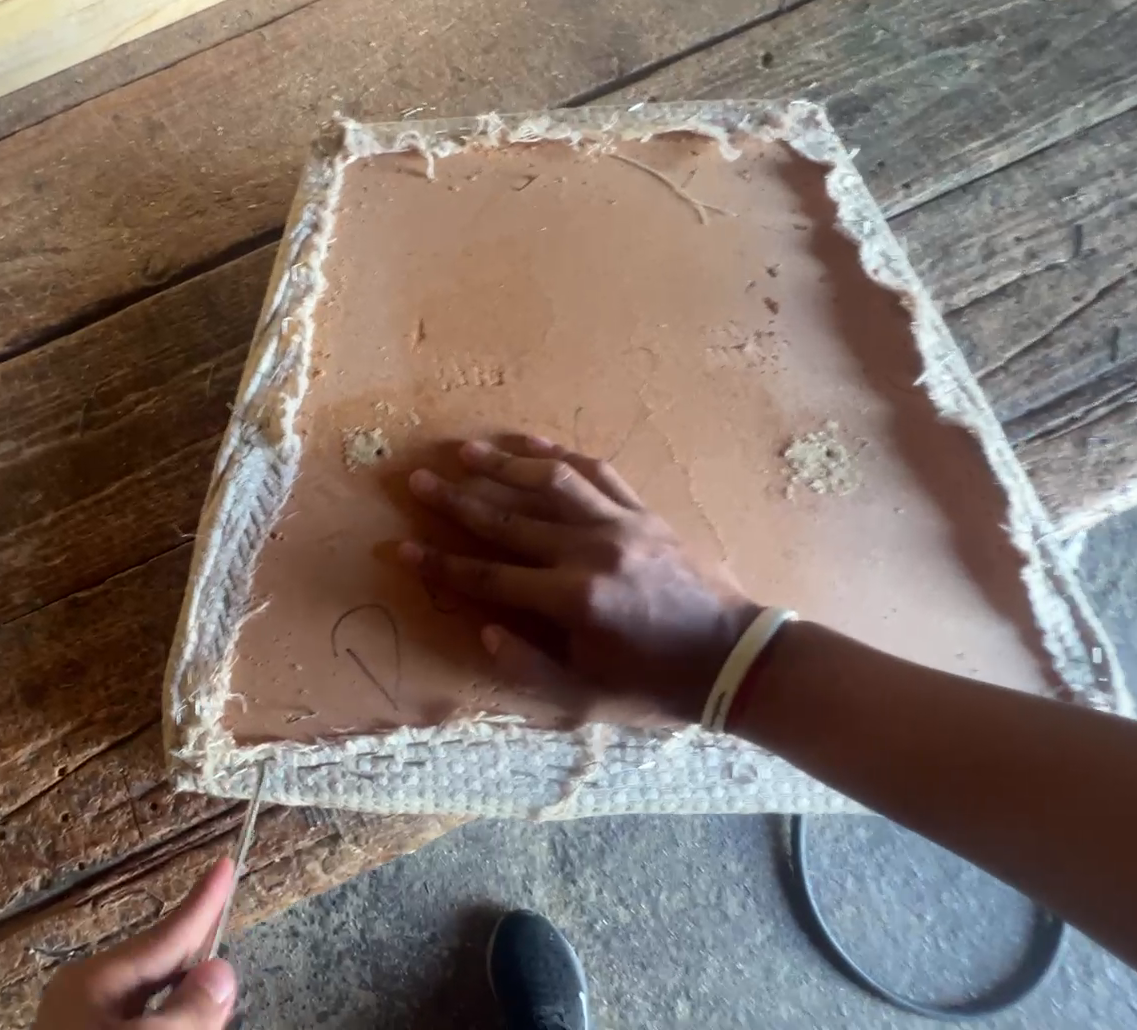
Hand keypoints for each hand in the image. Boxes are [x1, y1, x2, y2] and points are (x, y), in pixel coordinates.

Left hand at [33, 858, 238, 1028]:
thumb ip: (188, 1015)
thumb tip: (223, 972)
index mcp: (93, 985)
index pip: (164, 936)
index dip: (202, 902)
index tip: (225, 863)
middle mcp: (89, 1002)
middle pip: (164, 971)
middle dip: (200, 966)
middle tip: (227, 943)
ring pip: (160, 1008)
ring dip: (189, 1011)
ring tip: (211, 1006)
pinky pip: (149, 1027)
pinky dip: (170, 1026)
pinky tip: (191, 1020)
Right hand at [395, 433, 759, 725]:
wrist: (737, 659)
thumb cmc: (654, 682)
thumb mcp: (586, 695)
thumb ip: (528, 665)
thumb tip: (483, 630)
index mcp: (573, 601)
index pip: (486, 577)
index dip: (438, 564)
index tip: (399, 547)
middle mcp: (591, 553)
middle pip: (506, 519)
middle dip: (455, 499)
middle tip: (417, 479)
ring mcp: (620, 525)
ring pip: (549, 481)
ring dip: (502, 463)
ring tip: (464, 450)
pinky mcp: (642, 513)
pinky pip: (595, 472)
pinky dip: (558, 453)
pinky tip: (528, 441)